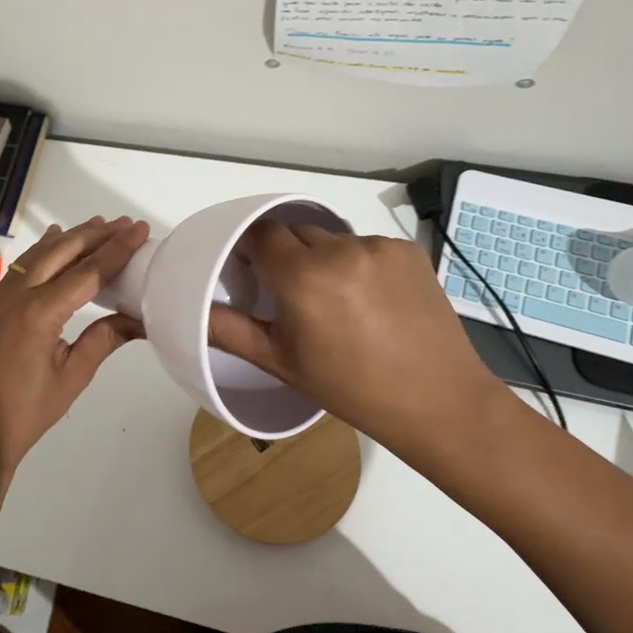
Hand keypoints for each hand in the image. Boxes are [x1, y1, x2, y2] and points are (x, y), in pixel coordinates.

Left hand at [0, 216, 150, 468]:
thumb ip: (106, 338)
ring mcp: (0, 296)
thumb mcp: (75, 374)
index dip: (116, 250)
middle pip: (62, 251)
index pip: (87, 272)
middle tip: (125, 224)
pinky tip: (56, 239)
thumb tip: (140, 318)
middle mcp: (17, 294)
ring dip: (71, 238)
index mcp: (40, 313)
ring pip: (40, 253)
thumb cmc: (30, 408)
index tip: (139, 230)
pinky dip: (44, 250)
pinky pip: (22, 266)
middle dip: (96, 235)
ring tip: (99, 226)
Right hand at [207, 220, 507, 458]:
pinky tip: (369, 300)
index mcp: (304, 277)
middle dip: (285, 255)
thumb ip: (231, 331)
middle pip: (294, 231)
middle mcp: (341, 249)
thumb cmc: (353, 388)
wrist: (440, 401)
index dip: (248, 247)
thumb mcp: (283, 363)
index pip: (259, 232)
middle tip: (289, 294)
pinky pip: (365, 245)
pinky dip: (356, 263)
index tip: (248, 271)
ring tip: (336, 303)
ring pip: (331, 238)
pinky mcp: (407, 250)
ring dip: (322, 259)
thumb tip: (192, 311)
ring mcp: (379, 246)